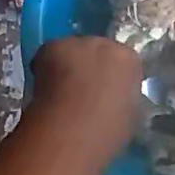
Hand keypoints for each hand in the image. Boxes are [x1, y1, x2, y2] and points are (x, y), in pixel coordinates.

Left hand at [30, 36, 145, 159]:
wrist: (72, 130)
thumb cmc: (106, 132)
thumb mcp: (129, 116)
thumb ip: (124, 98)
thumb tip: (114, 98)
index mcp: (129, 60)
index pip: (122, 61)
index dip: (112, 77)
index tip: (105, 92)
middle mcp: (105, 44)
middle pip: (97, 50)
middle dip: (91, 66)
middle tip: (82, 91)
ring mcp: (77, 43)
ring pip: (72, 50)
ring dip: (69, 64)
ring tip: (60, 91)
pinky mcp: (52, 46)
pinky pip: (50, 53)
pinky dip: (46, 66)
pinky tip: (44, 88)